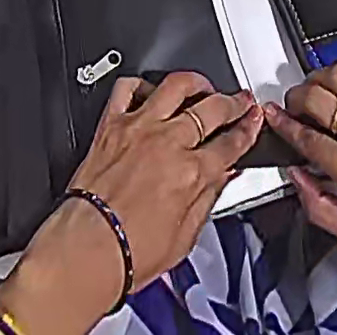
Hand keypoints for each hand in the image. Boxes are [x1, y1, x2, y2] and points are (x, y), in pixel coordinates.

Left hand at [0, 73, 261, 334]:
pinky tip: (151, 89)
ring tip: (203, 85)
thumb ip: (208, 198)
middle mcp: (167, 143)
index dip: (248, 129)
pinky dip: (141, 84)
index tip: (253, 120)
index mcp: (190, 174)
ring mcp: (139, 128)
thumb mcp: (184, 238)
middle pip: (212, 107)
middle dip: (234, 101)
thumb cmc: (126, 254)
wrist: (83, 254)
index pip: (231, 142)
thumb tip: (223, 176)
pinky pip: (128, 88)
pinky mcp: (112, 124)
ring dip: (196, 81)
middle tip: (239, 100)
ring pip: (176, 85)